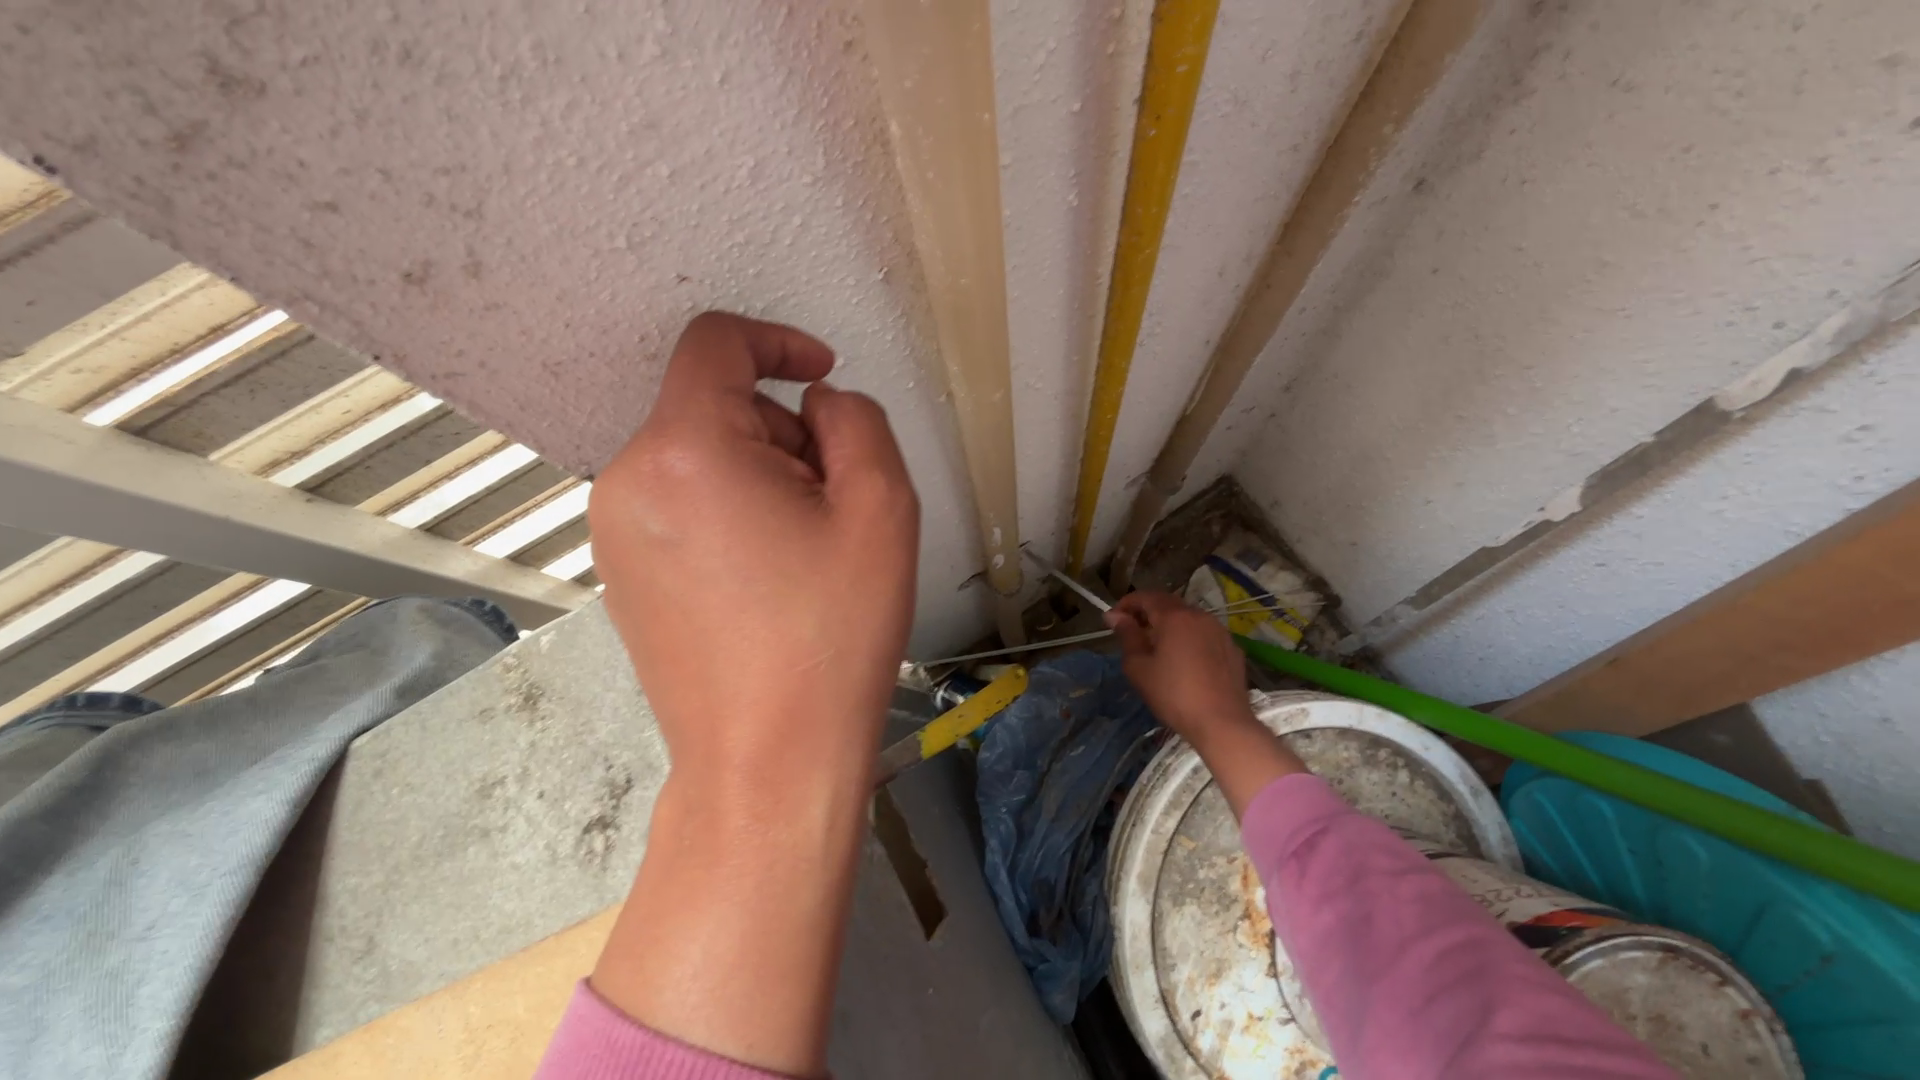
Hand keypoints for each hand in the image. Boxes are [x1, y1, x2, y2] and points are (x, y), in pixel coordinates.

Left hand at [590, 311, 917, 795]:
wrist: (767, 759)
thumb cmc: (828, 640)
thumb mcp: (881, 509)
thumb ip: (856, 421)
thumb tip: (818, 404)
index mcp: (687, 450)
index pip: (716, 342)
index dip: (778, 341)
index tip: (822, 374)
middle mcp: (630, 480)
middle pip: (713, 406)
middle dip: (782, 432)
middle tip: (834, 504)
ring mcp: (615, 531)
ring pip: (699, 456)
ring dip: (760, 475)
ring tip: (805, 551)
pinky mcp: (620, 572)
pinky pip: (680, 504)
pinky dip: (729, 512)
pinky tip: (768, 577)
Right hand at [1105, 591, 1256, 746]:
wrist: (1222, 723)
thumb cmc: (1173, 694)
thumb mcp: (1139, 667)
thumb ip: (1127, 636)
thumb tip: (1115, 616)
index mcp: (1175, 617)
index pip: (1146, 597)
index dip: (1126, 604)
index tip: (1112, 620)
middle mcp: (1200, 616)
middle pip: (1169, 605)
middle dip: (1148, 613)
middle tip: (1132, 632)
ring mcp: (1221, 632)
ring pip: (1189, 619)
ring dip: (1170, 626)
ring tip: (1157, 647)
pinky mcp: (1233, 649)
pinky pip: (1205, 635)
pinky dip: (1190, 639)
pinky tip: (1185, 662)